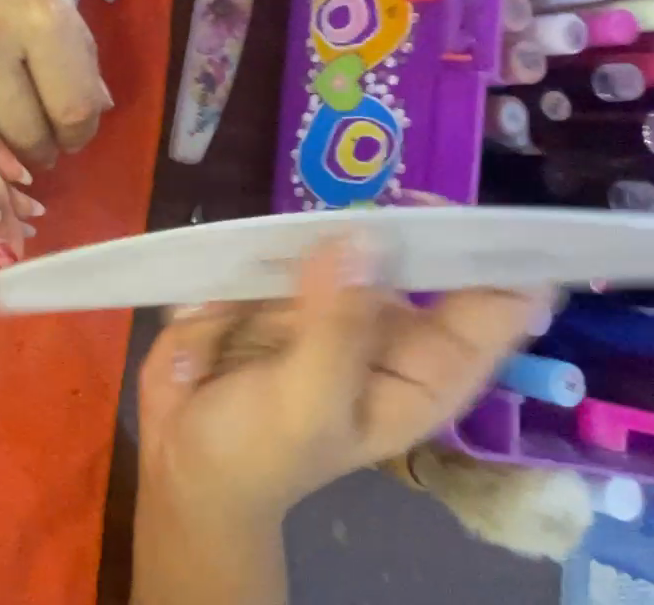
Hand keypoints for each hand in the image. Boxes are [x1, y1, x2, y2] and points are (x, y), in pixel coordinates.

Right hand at [137, 235, 545, 521]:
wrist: (180, 460)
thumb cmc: (260, 449)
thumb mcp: (308, 400)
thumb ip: (335, 325)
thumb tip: (358, 238)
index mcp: (422, 368)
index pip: (491, 302)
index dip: (480, 253)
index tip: (429, 212)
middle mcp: (377, 330)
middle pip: (392, 257)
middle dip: (351, 234)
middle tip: (301, 230)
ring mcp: (313, 309)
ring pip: (314, 249)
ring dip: (271, 256)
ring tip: (230, 311)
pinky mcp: (257, 298)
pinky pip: (251, 261)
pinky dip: (227, 273)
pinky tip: (201, 321)